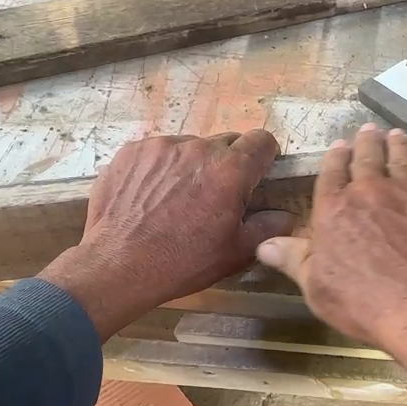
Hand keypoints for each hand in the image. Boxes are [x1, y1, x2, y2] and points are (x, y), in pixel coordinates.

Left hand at [39, 131, 295, 338]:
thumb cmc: (185, 261)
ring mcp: (161, 146)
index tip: (257, 174)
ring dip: (194, 165)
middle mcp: (198, 148)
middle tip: (217, 195)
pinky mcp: (132, 151)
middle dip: (229, 164)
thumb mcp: (237, 252)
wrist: (120, 264)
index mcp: (230, 170)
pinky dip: (162, 167)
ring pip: (191, 146)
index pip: (262, 140)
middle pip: (227, 142)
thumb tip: (286, 214)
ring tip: (179, 198)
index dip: (264, 156)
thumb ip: (270, 227)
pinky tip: (152, 195)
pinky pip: (158, 151)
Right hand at [256, 124, 406, 388]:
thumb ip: (293, 260)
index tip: (338, 146)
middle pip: (366, 159)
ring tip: (395, 134)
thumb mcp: (316, 286)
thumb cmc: (362, 303)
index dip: (334, 159)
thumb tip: (263, 245)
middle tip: (368, 131)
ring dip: (396, 143)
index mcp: (333, 210)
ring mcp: (406, 190)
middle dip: (366, 143)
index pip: (331, 175)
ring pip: (400, 157)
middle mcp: (368, 191)